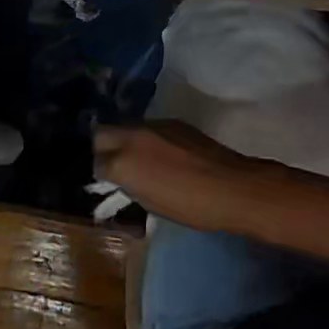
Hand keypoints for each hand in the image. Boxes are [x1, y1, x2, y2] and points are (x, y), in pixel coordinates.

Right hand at [93, 121, 279, 231]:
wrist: (233, 187)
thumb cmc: (190, 206)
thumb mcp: (150, 203)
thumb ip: (128, 185)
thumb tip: (121, 178)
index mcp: (122, 163)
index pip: (95, 162)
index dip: (99, 172)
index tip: (105, 181)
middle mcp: (133, 136)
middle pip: (102, 133)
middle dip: (102, 147)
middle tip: (113, 164)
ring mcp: (154, 125)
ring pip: (126, 126)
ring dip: (125, 140)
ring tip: (137, 158)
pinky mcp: (174, 122)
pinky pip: (148, 127)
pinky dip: (146, 138)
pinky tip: (159, 152)